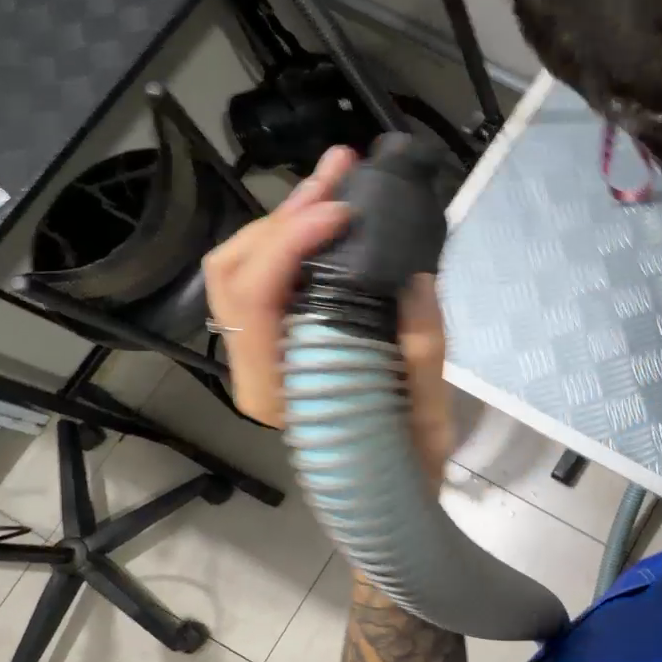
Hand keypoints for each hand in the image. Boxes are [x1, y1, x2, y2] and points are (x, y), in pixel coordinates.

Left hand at [202, 146, 453, 476]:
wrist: (391, 487)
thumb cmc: (407, 460)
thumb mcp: (425, 414)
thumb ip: (420, 351)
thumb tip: (415, 277)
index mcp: (276, 389)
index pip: (254, 297)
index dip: (289, 243)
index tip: (345, 215)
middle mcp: (254, 366)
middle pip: (235, 268)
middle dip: (286, 214)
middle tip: (342, 174)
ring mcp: (260, 351)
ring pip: (242, 264)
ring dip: (287, 216)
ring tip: (338, 178)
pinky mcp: (278, 338)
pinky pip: (265, 275)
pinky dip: (292, 236)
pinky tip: (329, 212)